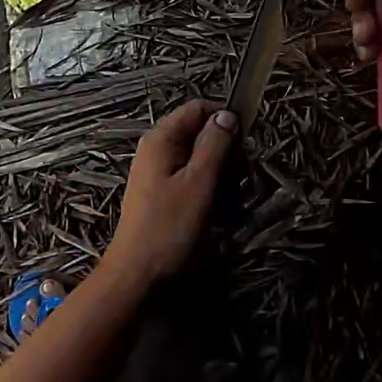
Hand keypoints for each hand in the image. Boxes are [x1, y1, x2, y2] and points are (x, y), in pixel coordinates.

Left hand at [103, 99, 235, 282]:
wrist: (136, 273)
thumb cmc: (169, 227)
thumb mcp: (199, 183)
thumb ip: (215, 145)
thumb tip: (227, 114)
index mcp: (161, 138)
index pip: (197, 108)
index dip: (224, 118)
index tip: (245, 144)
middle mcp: (156, 148)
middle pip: (199, 131)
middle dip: (224, 149)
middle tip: (240, 176)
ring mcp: (156, 170)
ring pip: (198, 156)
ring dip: (219, 171)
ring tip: (229, 197)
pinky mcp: (160, 191)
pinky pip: (190, 176)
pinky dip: (207, 186)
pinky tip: (215, 207)